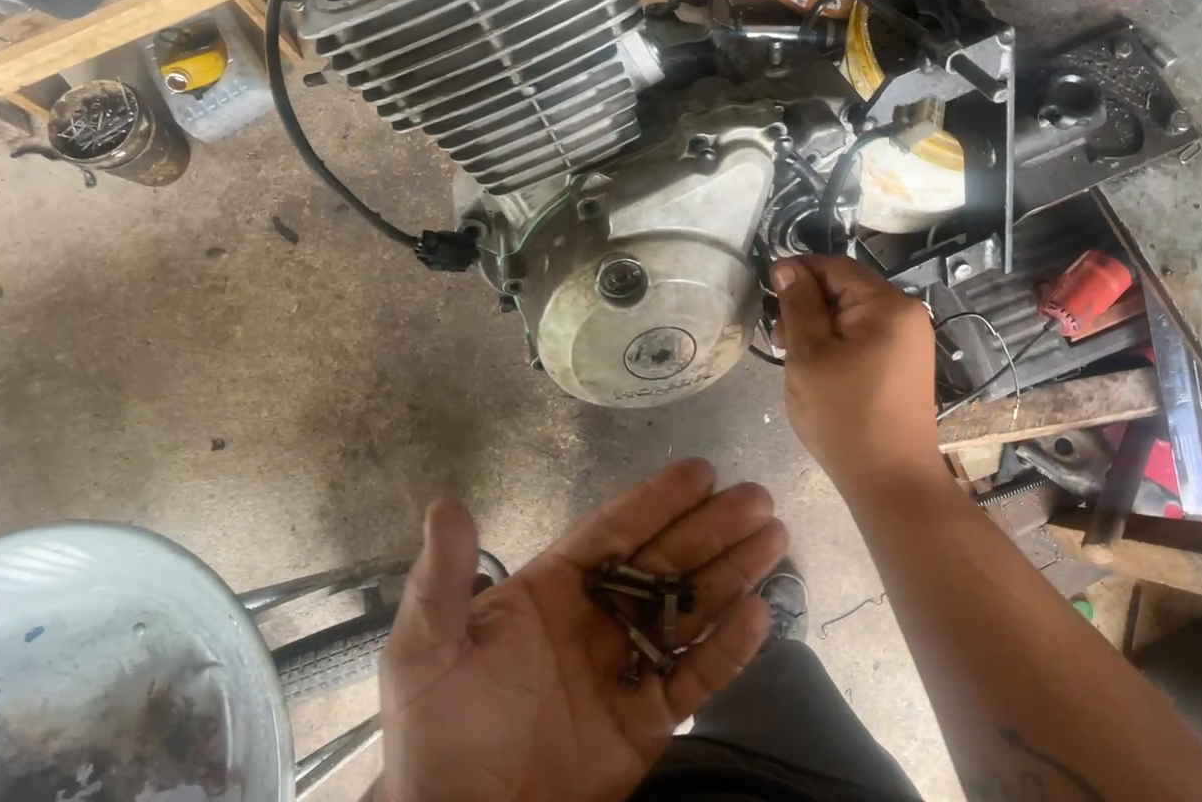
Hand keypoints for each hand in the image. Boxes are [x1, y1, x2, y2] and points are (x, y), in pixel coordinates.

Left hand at [378, 458, 787, 801]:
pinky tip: (758, 615)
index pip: (614, 532)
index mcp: (553, 589)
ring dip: (731, 573)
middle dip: (710, 527)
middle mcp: (599, 616)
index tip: (701, 471)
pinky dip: (727, 648)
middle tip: (757, 497)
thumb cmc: (439, 730)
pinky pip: (694, 676)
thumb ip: (443, 579)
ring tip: (775, 538)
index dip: (657, 500)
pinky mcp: (648, 719)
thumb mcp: (426, 649)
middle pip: (664, 562)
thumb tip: (446, 502)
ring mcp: (627, 666)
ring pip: (689, 609)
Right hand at [771, 255, 939, 480]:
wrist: (890, 479)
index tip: (767, 291)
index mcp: (888, 305)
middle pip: (847, 289)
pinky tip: (820, 369)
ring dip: (820, 326)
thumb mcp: (809, 355)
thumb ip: (798, 305)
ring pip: (854, 315)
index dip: (799, 271)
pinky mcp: (905, 364)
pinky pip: (866, 337)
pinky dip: (838, 343)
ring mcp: (910, 341)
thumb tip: (788, 267)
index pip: (836, 267)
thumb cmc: (844, 415)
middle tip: (778, 339)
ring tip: (795, 359)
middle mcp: (907, 314)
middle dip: (808, 304)